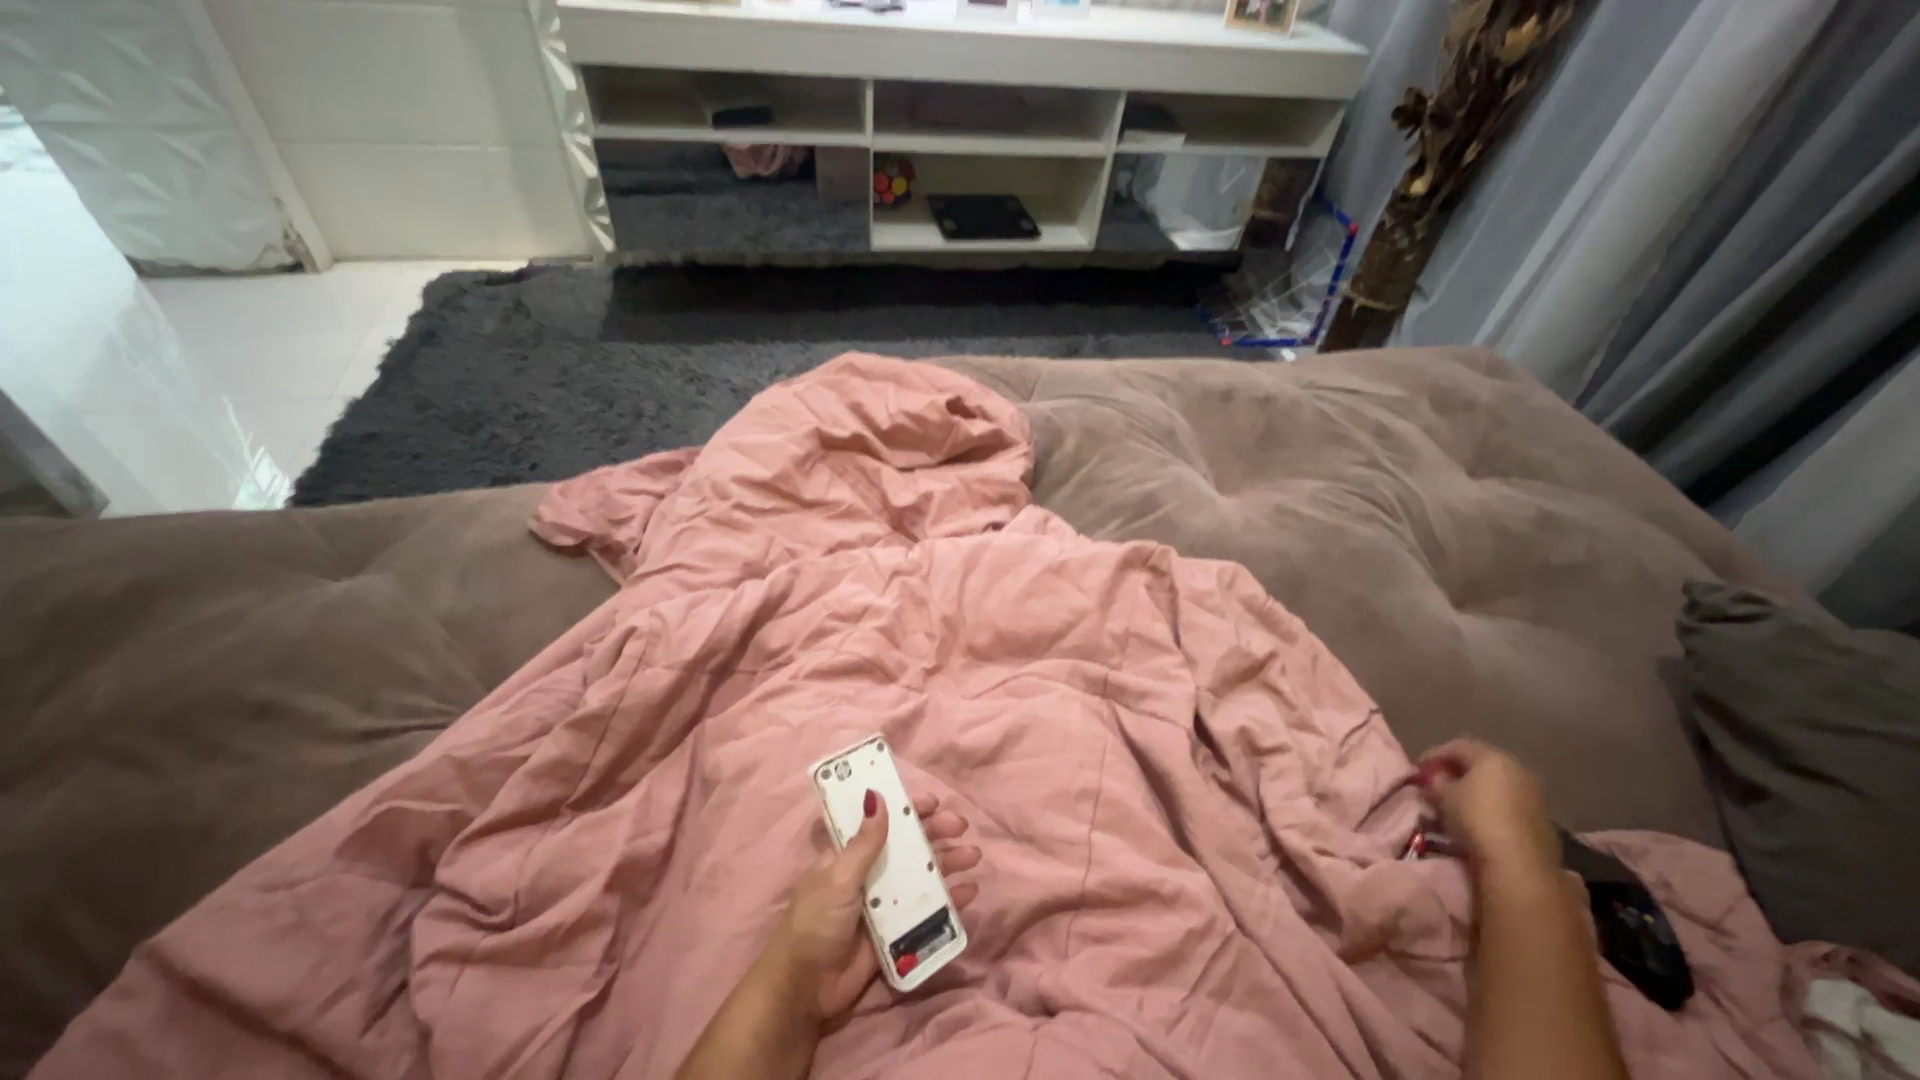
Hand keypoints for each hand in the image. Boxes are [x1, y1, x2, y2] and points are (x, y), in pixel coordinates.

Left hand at [770, 790, 981, 1021]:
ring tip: (973, 857)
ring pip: (922, 876)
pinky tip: (969, 893)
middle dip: (936, 834)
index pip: (882, 824)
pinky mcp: (896, 933)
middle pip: (908, 847)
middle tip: (962, 828)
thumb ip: (864, 842)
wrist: (805, 987)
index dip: (907, 811)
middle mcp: (869, 875)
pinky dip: (948, 901)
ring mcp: (884, 904)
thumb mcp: (838, 878)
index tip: (935, 804)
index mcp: (849, 856)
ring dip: (948, 864)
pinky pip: (926, 912)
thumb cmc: (816, 923)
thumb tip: (876, 794)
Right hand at [1417, 739, 1559, 877]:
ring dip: (1475, 791)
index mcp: (1492, 758)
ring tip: (1456, 805)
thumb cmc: (1476, 819)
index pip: (1457, 746)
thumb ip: (1436, 782)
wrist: (1519, 863)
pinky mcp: (1541, 817)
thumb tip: (1435, 779)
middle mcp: (1517, 768)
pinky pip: (1508, 803)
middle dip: (1456, 772)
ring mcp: (1533, 793)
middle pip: (1480, 764)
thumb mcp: (1443, 797)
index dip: (1434, 755)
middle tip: (1437, 785)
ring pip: (1496, 785)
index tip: (1418, 770)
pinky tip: (1478, 820)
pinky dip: (1491, 806)